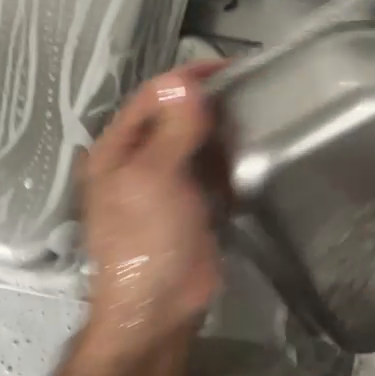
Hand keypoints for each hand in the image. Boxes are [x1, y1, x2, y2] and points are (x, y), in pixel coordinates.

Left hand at [79, 62, 223, 353]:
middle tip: (250, 94)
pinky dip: (229, 165)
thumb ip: (172, 130)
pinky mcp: (193, 208)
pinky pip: (212, 174)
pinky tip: (250, 159)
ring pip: (197, 145)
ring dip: (222, 135)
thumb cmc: (146, 241)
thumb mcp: (153, 179)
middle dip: (210, 105)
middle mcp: (139, 162)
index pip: (153, 97)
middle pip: (176, 118)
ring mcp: (167, 186)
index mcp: (117, 150)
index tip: (228, 67)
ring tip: (257, 121)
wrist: (157, 309)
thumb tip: (184, 80)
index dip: (187, 78)